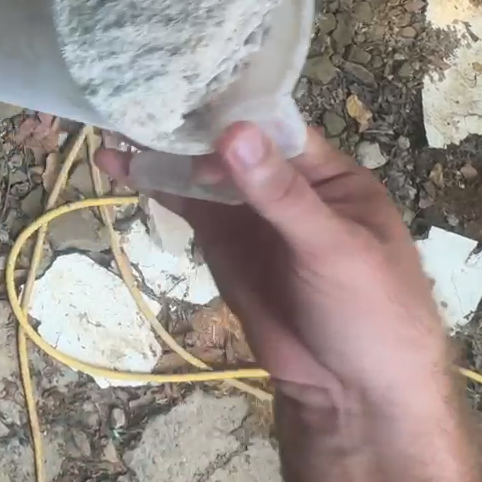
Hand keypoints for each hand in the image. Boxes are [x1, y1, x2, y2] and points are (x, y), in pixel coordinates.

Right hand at [97, 123, 448, 417]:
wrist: (349, 393)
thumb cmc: (371, 315)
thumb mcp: (333, 250)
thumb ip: (280, 193)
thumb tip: (233, 132)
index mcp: (327, 175)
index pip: (271, 127)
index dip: (227, 110)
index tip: (179, 88)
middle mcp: (283, 182)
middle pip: (226, 143)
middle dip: (182, 125)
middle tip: (130, 99)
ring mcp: (246, 209)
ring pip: (196, 168)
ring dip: (156, 149)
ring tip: (110, 127)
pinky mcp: (217, 234)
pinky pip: (180, 199)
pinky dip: (149, 181)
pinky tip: (115, 165)